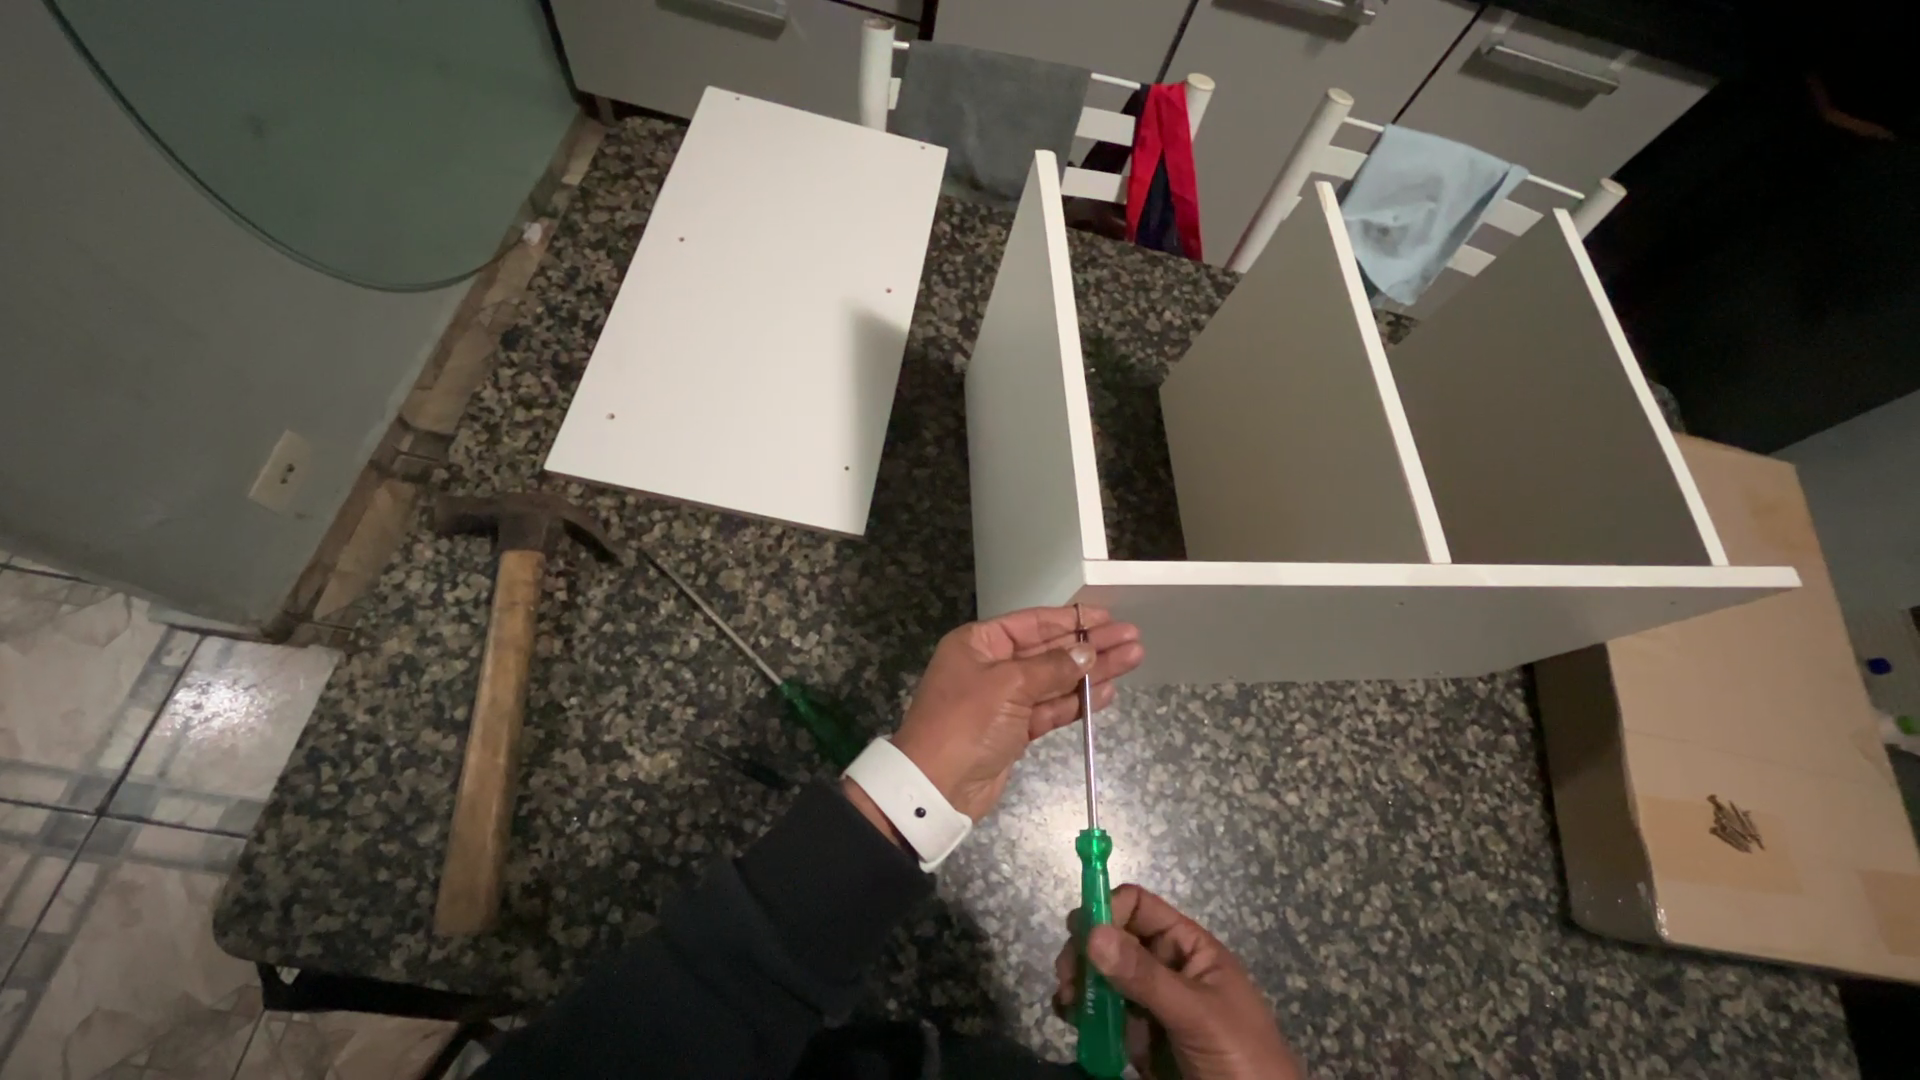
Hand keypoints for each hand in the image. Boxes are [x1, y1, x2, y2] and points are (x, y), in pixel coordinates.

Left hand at [886, 605, 1142, 821]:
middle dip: (1090, 646)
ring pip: (1056, 680)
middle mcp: (991, 666)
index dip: (1071, 620)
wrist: (937, 787)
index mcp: (979, 643)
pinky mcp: (1015, 729)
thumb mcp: (1008, 685)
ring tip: (1132, 660)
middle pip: (1049, 651)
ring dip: (1092, 672)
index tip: (1107, 617)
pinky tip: (1107, 692)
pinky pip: (1052, 708)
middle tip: (1132, 639)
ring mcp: (1004, 699)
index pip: (1032, 623)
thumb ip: (1052, 667)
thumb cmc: (966, 722)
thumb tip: (1087, 652)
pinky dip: (1078, 702)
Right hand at [1053, 885, 1304, 1079]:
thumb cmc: (1243, 1059)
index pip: (1139, 908)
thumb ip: (1145, 976)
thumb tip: (1091, 931)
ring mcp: (1150, 1006)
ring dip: (1079, 983)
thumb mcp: (1197, 1015)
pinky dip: (1082, 1014)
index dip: (1108, 911)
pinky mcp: (1138, 1041)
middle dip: (1085, 951)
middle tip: (1067, 977)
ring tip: (1067, 1003)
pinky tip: (1071, 1019)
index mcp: (1188, 948)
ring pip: (1102, 977)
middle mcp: (1165, 969)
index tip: (1082, 936)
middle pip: (1112, 940)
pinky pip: (1102, 1016)